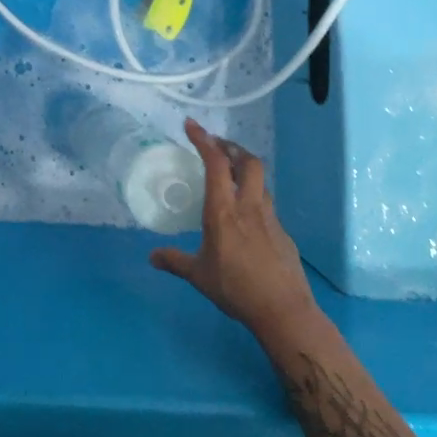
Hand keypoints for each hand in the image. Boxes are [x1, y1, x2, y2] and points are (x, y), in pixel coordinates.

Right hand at [151, 118, 318, 338]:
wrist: (284, 311)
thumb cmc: (236, 289)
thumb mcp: (199, 275)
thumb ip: (175, 261)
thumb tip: (152, 257)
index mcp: (223, 211)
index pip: (215, 163)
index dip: (203, 140)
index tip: (191, 126)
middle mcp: (248, 206)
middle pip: (248, 162)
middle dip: (231, 147)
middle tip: (216, 146)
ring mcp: (270, 218)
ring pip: (260, 181)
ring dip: (245, 169)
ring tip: (230, 173)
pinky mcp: (283, 233)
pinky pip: (266, 204)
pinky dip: (253, 196)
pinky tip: (246, 214)